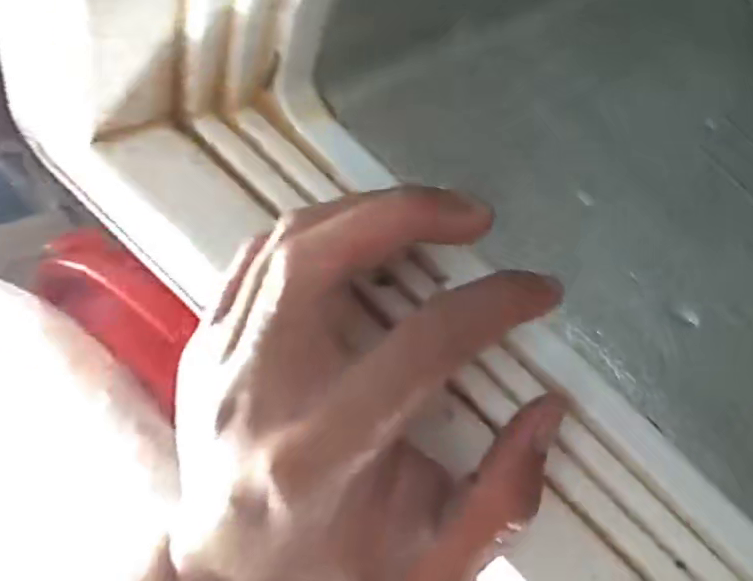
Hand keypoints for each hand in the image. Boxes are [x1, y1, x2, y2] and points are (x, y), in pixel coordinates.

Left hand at [167, 187, 565, 580]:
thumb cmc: (337, 567)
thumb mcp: (433, 563)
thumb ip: (501, 495)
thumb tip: (547, 409)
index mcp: (315, 456)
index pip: (419, 348)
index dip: (493, 305)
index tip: (540, 290)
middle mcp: (254, 394)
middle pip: (319, 260)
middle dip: (409, 214)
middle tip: (475, 216)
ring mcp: (217, 358)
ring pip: (289, 240)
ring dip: (371, 207)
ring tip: (433, 212)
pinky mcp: (205, 338)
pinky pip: (262, 250)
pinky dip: (324, 222)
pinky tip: (369, 227)